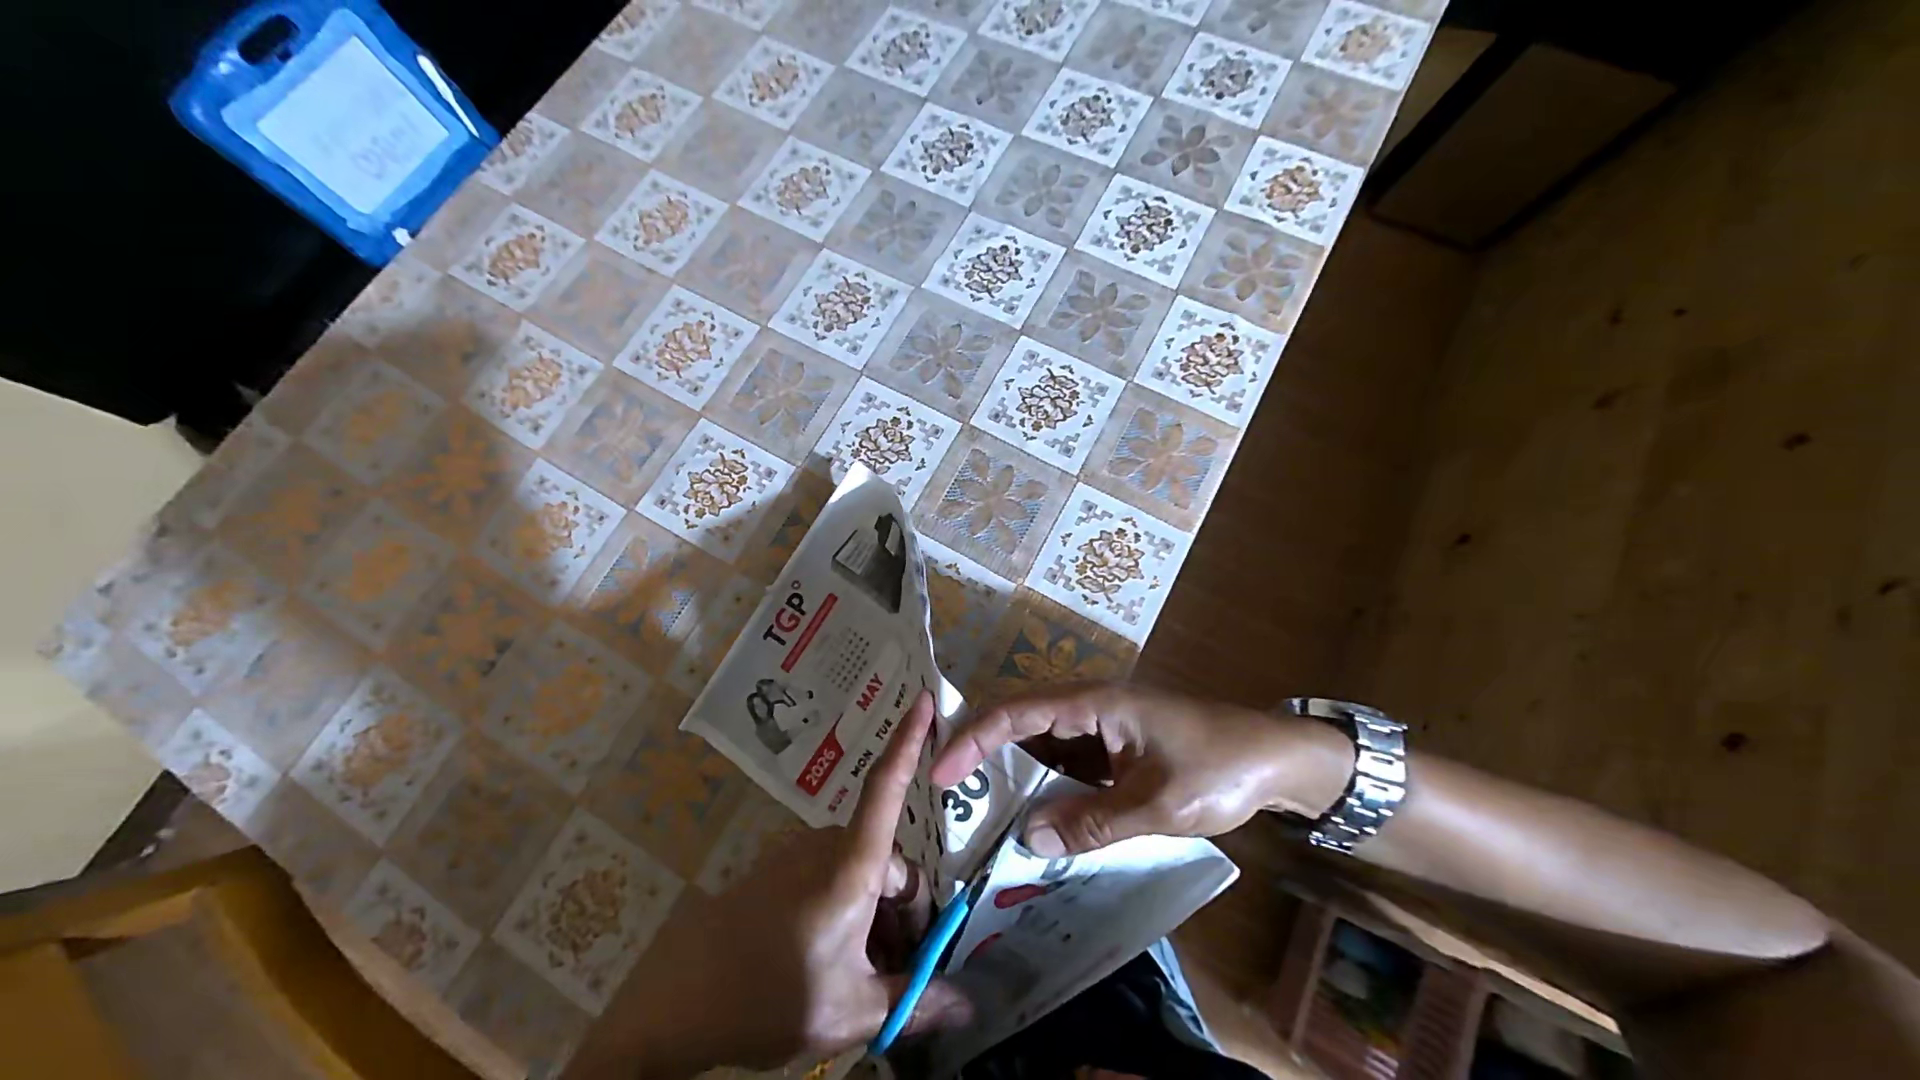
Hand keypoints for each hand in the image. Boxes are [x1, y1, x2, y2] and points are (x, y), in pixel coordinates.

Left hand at [568, 691, 969, 1079]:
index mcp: (851, 867)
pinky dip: (848, 909)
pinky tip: (835, 958)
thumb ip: (914, 999)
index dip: (909, 742)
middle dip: (907, 913)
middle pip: (890, 862)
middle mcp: (826, 847)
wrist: (676, 1005)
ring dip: (878, 917)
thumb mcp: (853, 1010)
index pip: (887, 789)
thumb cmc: (770, 998)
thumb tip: (969, 1005)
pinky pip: (831, 877)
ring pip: (863, 875)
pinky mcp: (777, 871)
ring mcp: (797, 857)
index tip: (925, 698)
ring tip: (866, 975)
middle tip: (902, 970)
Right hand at [929, 683, 1353, 856]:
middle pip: (1019, 722)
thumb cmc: (1221, 769)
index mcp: (1095, 703)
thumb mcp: (1158, 803)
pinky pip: (1065, 765)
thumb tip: (1029, 839)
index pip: (1016, 713)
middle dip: (979, 753)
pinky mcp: (1113, 749)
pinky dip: (1043, 789)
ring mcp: (1101, 728)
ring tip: (974, 813)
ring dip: (1010, 775)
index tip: (938, 774)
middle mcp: (1090, 707)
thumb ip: (1094, 822)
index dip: (971, 740)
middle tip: (945, 795)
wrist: (1279, 760)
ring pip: (1040, 746)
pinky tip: (1030, 819)